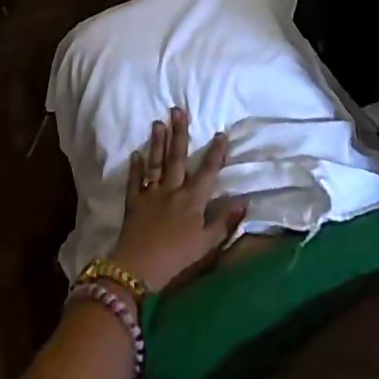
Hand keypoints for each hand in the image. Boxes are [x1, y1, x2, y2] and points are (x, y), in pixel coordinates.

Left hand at [109, 107, 245, 292]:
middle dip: (180, 132)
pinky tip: (135, 153)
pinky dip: (135, 167)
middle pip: (178, 157)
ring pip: (156, 162)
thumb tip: (243, 201)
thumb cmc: (177, 257)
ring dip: (157, 142)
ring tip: (158, 122)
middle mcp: (173, 189)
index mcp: (192, 198)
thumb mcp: (207, 244)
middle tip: (178, 110)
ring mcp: (151, 193)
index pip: (208, 170)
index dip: (216, 152)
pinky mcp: (134, 202)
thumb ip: (224, 221)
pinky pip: (134, 181)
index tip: (221, 133)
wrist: (138, 268)